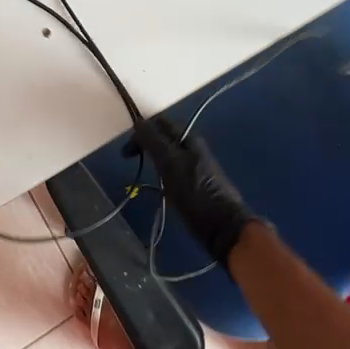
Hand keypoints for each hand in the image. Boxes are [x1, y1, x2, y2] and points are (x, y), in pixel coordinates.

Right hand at [133, 118, 261, 266]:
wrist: (223, 225)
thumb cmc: (194, 193)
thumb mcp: (170, 164)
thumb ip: (154, 142)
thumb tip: (138, 123)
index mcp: (188, 138)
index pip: (159, 123)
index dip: (140, 132)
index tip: (126, 152)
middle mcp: (193, 146)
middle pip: (164, 136)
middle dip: (146, 142)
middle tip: (131, 158)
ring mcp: (196, 163)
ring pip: (169, 151)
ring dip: (153, 155)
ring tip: (143, 168)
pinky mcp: (197, 180)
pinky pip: (174, 165)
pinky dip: (162, 168)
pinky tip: (159, 180)